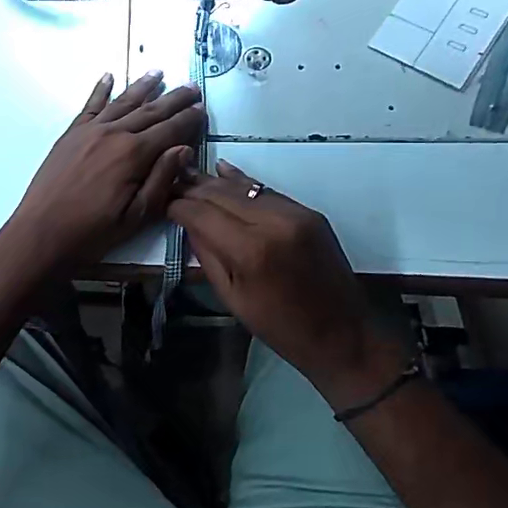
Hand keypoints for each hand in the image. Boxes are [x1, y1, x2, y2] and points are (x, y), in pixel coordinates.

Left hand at [0, 71, 203, 277]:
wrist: (41, 231)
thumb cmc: (92, 231)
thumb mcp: (136, 215)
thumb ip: (161, 179)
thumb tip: (183, 148)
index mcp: (133, 154)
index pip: (170, 130)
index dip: (188, 119)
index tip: (202, 108)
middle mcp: (113, 134)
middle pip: (150, 111)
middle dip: (173, 99)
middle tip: (191, 87)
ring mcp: (89, 131)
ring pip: (122, 103)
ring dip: (142, 87)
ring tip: (158, 72)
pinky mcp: (70, 134)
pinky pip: (90, 106)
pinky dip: (100, 90)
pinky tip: (108, 77)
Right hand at [167, 161, 401, 405]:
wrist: (344, 335)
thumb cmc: (281, 327)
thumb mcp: (232, 297)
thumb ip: (207, 254)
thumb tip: (187, 223)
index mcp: (250, 251)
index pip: (201, 213)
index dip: (177, 206)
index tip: (162, 204)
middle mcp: (273, 223)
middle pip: (220, 194)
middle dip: (192, 189)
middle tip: (169, 185)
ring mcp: (295, 214)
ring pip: (243, 187)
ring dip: (214, 182)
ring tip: (189, 175)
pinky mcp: (308, 213)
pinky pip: (266, 191)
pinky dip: (242, 182)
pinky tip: (223, 172)